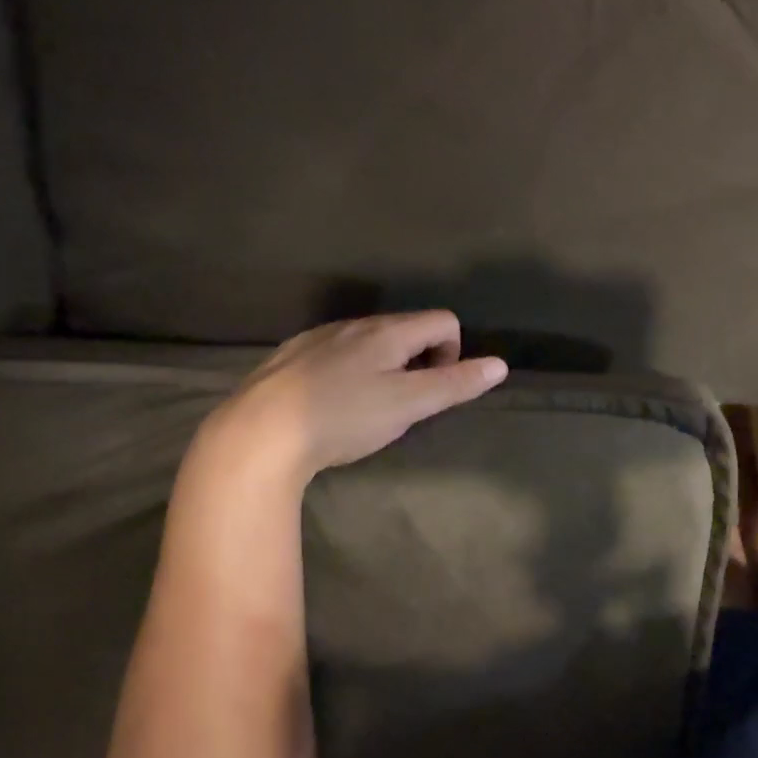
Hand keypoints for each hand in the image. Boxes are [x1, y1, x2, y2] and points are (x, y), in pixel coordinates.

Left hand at [199, 312, 507, 484]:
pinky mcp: (287, 359)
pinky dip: (347, 374)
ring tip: (368, 409)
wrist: (257, 436)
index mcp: (387, 332)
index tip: (434, 390)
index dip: (452, 353)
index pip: (443, 321)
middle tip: (404, 406)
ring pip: (368, 342)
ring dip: (383, 367)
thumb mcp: (409, 405)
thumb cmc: (343, 418)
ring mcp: (315, 339)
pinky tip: (330, 407)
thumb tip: (500, 364)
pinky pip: (334, 355)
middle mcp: (352, 325)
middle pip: (406, 329)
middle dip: (419, 361)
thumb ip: (456, 384)